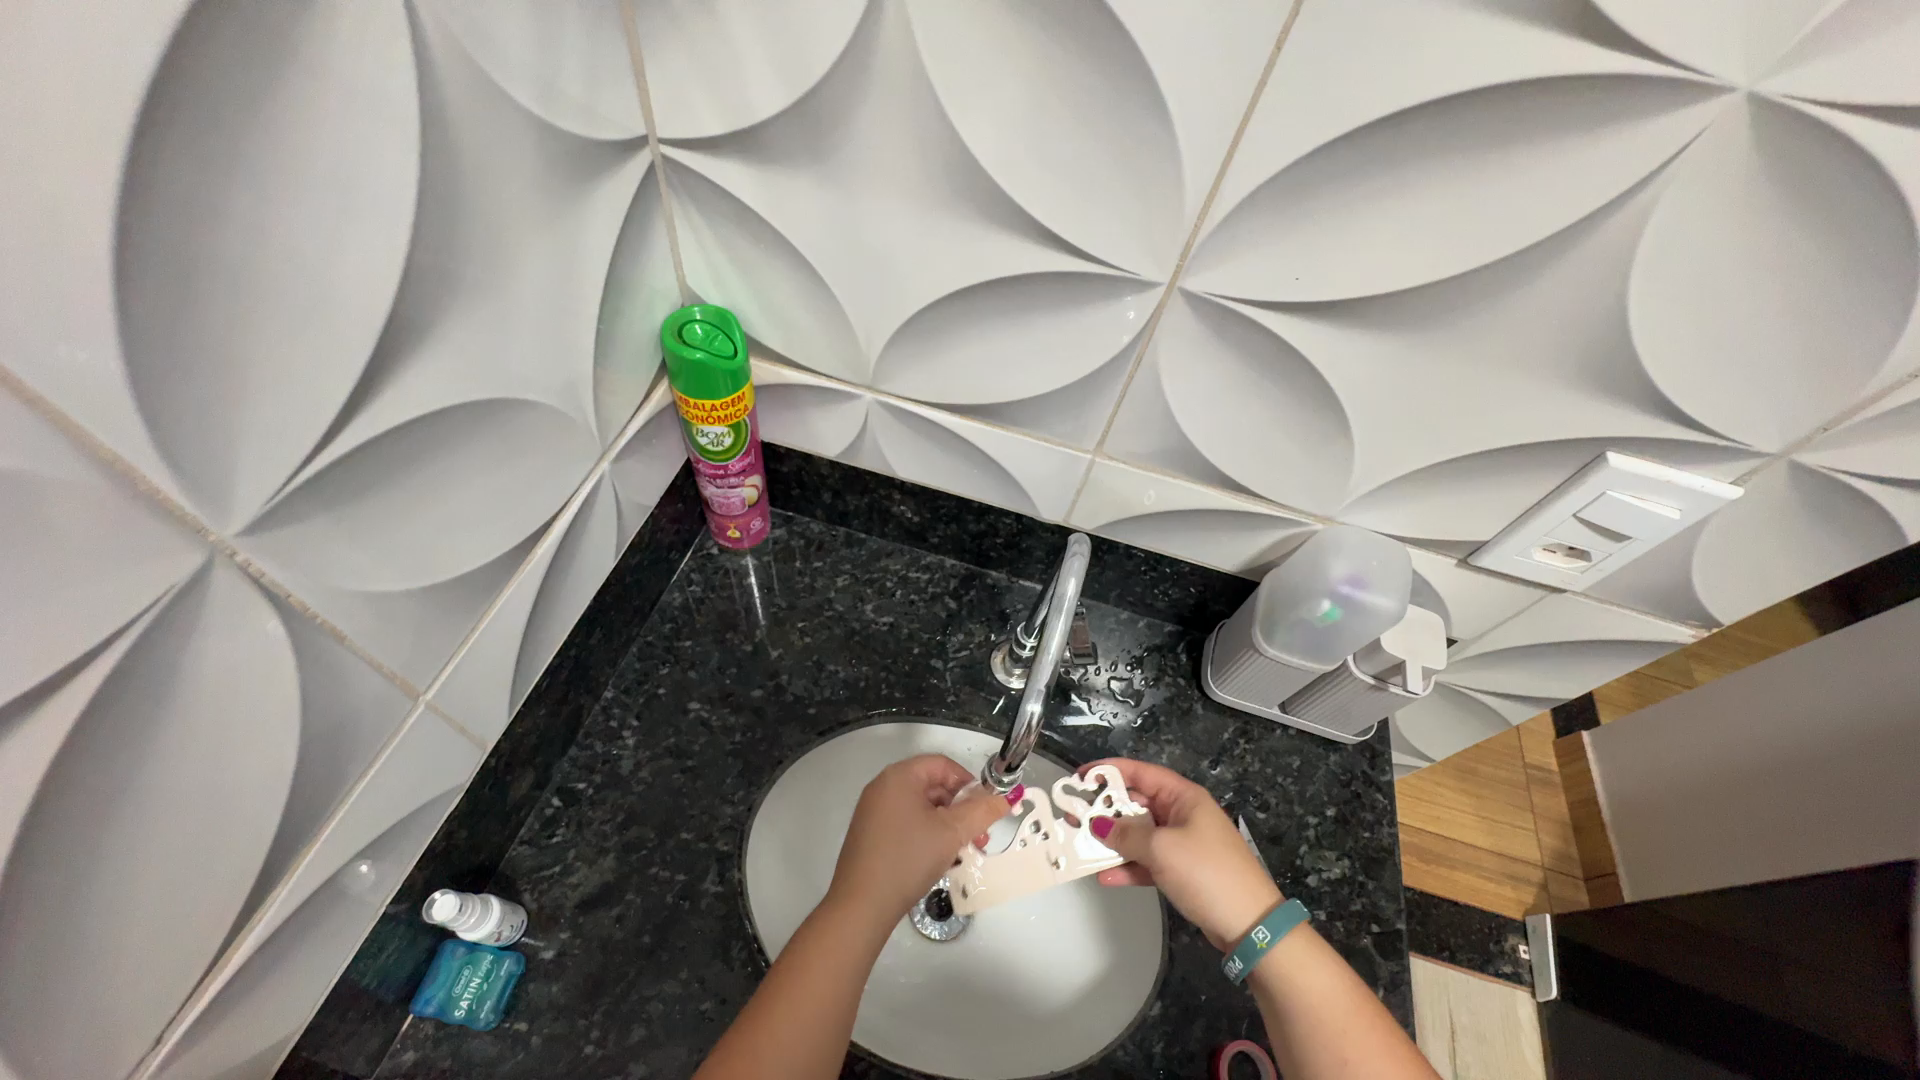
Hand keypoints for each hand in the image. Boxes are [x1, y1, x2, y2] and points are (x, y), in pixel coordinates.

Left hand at [825, 754, 1016, 929]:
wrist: (861, 905)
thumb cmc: (909, 858)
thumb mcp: (952, 833)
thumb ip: (982, 811)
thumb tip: (1006, 798)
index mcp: (900, 777)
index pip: (942, 765)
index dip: (968, 783)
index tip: (984, 809)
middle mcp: (883, 787)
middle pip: (932, 786)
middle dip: (960, 809)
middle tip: (978, 836)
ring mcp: (873, 812)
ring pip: (921, 808)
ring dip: (946, 826)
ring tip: (962, 852)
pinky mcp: (870, 835)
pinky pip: (906, 824)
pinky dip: (927, 835)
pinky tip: (939, 860)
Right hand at [1082, 758, 1281, 950]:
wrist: (1250, 925)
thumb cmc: (1207, 873)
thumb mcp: (1162, 848)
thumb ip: (1126, 834)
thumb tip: (1098, 825)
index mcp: (1183, 797)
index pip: (1140, 773)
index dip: (1109, 772)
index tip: (1079, 778)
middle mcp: (1182, 815)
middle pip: (1137, 804)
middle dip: (1105, 810)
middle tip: (1073, 815)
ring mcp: (1183, 844)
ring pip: (1139, 834)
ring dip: (1113, 840)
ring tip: (1080, 845)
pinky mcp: (1182, 871)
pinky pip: (1147, 861)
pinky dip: (1128, 867)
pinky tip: (1106, 877)